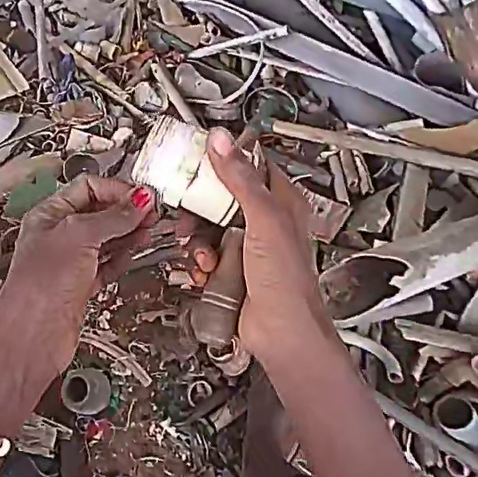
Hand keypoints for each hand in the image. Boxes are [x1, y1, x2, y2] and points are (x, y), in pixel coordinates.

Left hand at [0, 175, 155, 383]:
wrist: (32, 336)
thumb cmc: (38, 287)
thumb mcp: (80, 236)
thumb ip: (113, 217)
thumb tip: (138, 199)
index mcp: (49, 215)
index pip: (88, 188)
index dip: (116, 190)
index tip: (143, 197)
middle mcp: (59, 236)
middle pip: (100, 212)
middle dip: (127, 211)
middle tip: (151, 213)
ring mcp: (71, 262)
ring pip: (107, 239)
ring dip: (128, 233)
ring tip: (147, 230)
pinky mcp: (82, 286)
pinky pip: (108, 265)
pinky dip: (122, 259)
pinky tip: (131, 254)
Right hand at [203, 128, 340, 371]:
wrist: (281, 334)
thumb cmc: (288, 283)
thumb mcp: (264, 220)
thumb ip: (240, 179)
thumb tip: (221, 142)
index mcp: (281, 201)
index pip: (250, 165)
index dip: (224, 161)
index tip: (198, 161)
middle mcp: (264, 220)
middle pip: (218, 197)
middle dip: (199, 209)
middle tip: (189, 217)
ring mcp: (245, 245)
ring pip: (206, 226)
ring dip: (197, 241)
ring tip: (204, 256)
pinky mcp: (230, 268)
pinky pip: (203, 253)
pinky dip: (198, 261)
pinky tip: (205, 271)